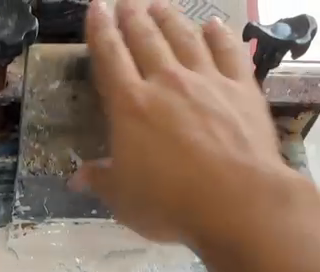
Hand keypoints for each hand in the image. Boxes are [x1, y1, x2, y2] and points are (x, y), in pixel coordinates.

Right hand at [75, 0, 313, 255]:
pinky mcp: (241, 88)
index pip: (110, 59)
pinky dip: (218, 34)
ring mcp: (207, 81)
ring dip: (169, 17)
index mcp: (130, 108)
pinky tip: (213, 25)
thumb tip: (78, 176)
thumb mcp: (123, 201)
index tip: (95, 9)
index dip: (100, 32)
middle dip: (132, 17)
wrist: (236, 200)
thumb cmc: (169, 205)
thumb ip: (102, 181)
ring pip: (184, 37)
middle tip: (125, 2)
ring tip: (159, 4)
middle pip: (146, 38)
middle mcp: (166, 82)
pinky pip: (227, 51)